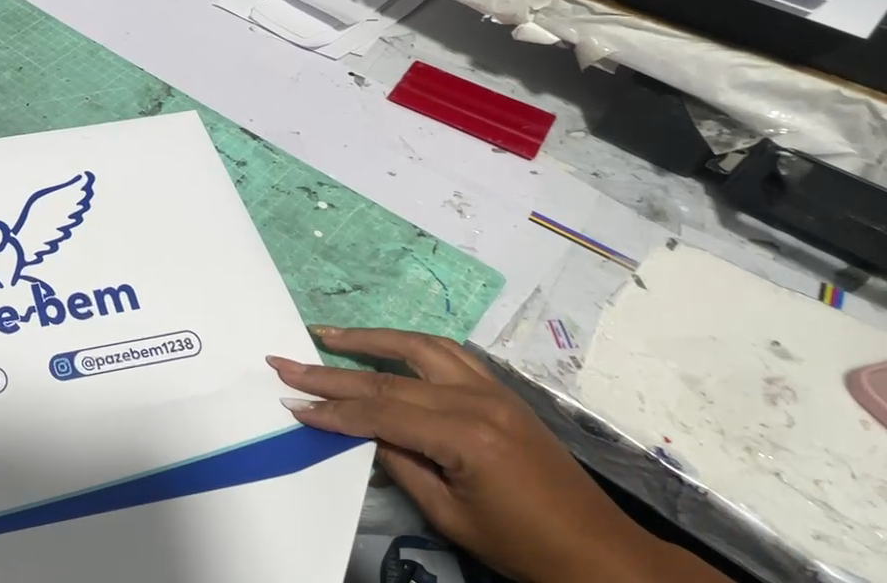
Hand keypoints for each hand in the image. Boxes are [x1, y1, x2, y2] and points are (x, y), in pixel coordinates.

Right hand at [268, 327, 729, 582]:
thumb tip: (357, 428)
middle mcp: (475, 399)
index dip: (330, 409)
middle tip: (285, 361)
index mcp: (464, 436)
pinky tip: (387, 345)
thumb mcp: (450, 514)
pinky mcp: (501, 391)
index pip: (378, 412)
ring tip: (327, 334)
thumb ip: (400, 463)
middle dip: (330, 371)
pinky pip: (447, 353)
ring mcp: (492, 389)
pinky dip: (409, 344)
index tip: (289, 401)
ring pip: (417, 346)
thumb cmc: (523, 546)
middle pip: (387, 376)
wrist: (602, 554)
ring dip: (368, 339)